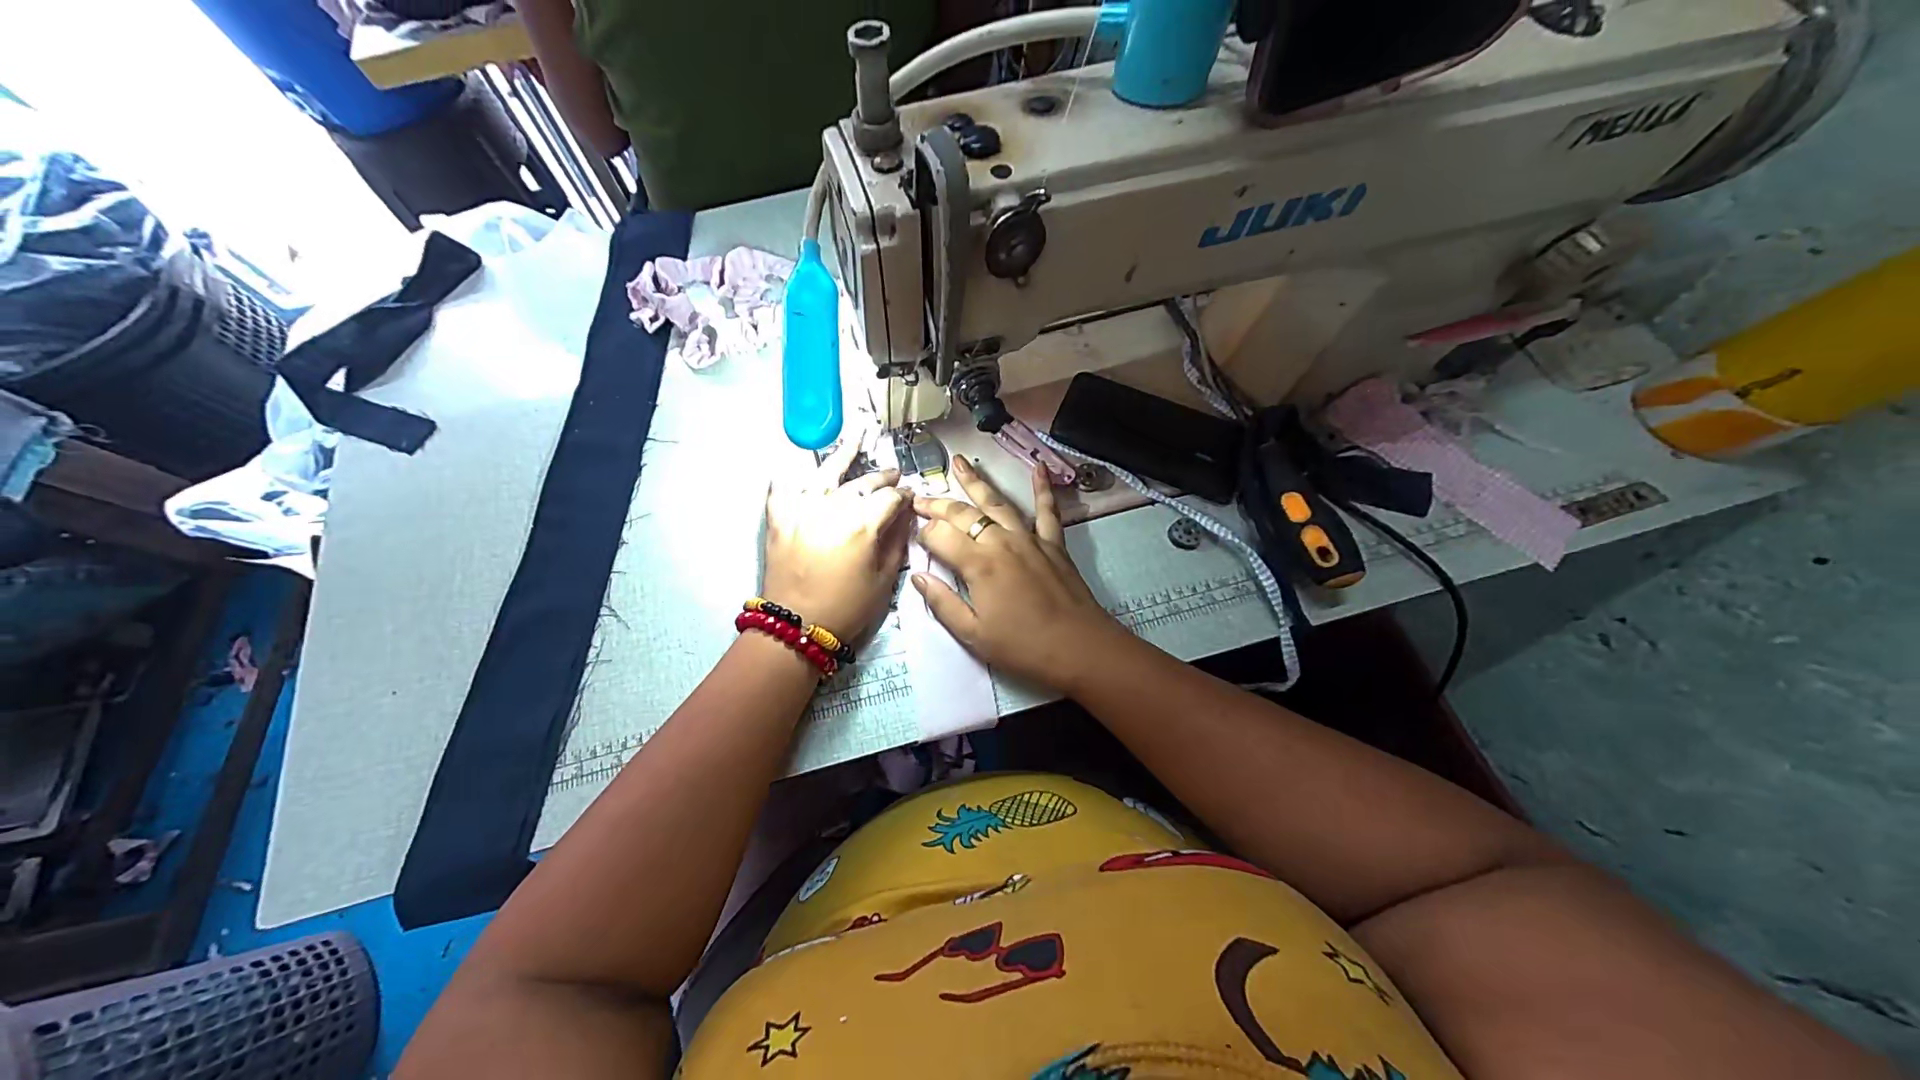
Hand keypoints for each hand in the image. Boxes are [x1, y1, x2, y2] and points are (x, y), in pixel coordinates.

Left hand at [762, 442, 910, 640]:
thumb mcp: (884, 580)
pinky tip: (802, 466)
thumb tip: (905, 517)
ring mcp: (802, 509)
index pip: (890, 498)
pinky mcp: (779, 517)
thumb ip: (896, 542)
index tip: (910, 497)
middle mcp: (833, 508)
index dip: (904, 495)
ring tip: (856, 439)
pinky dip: (793, 474)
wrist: (796, 626)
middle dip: (882, 477)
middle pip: (863, 482)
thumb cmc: (847, 608)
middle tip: (893, 474)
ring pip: (825, 472)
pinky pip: (784, 486)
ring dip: (843, 454)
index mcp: (862, 525)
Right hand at [911, 455, 1127, 691]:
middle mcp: (1001, 542)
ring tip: (960, 462)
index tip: (913, 535)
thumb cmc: (1023, 646)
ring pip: (998, 502)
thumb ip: (943, 603)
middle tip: (919, 498)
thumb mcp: (973, 634)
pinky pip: (1046, 510)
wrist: (1079, 647)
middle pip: (964, 513)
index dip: (923, 534)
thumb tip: (918, 577)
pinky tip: (1039, 466)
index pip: (940, 536)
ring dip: (976, 482)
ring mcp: (1029, 539)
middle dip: (938, 504)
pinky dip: (1042, 487)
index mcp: (978, 564)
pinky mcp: (1053, 543)